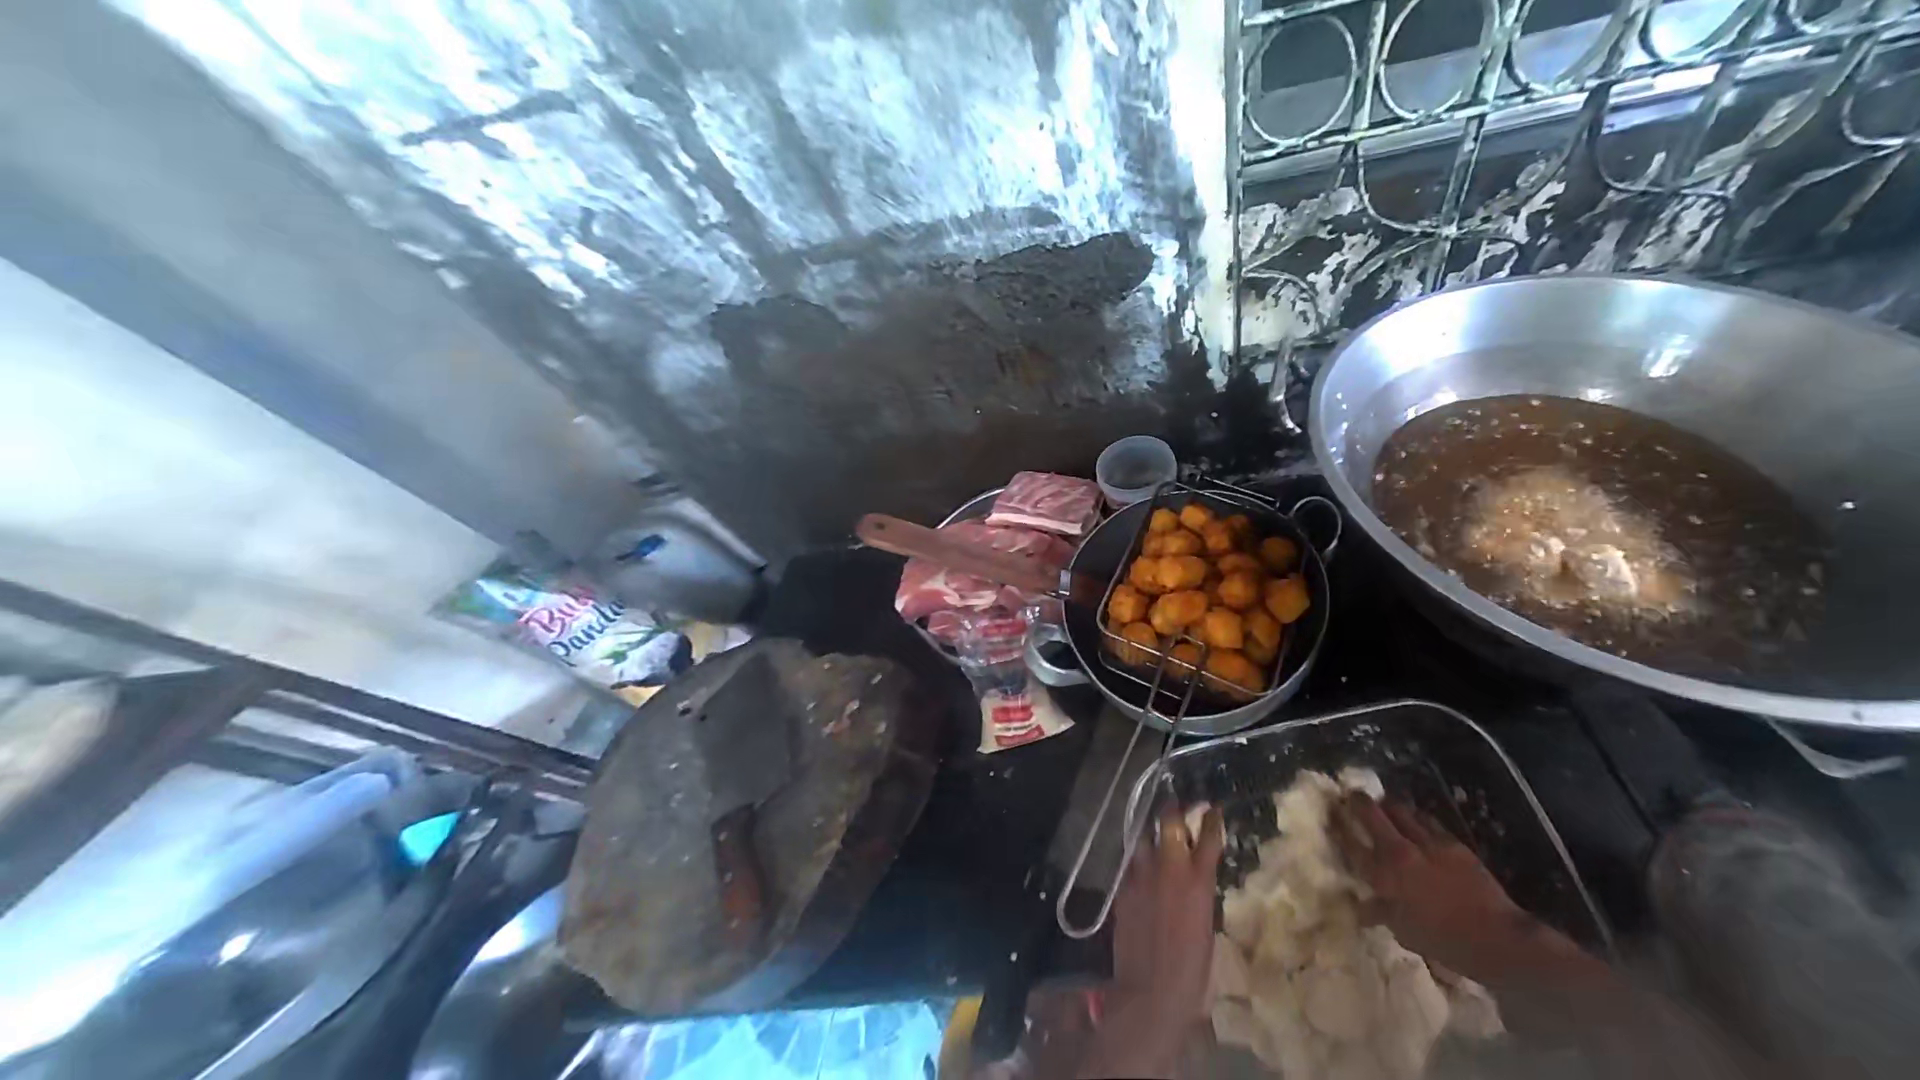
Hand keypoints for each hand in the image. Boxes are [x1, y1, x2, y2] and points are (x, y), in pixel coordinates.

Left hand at [1077, 804, 1222, 1078]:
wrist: (1152, 989)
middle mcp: (1169, 868)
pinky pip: (1128, 863)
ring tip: (1149, 825)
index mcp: (1199, 881)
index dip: (1210, 819)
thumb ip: (1198, 893)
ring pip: (1141, 836)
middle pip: (1168, 822)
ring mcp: (1141, 875)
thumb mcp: (1206, 925)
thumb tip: (1193, 879)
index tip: (1211, 807)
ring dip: (1147, 830)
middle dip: (1172, 808)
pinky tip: (1135, 862)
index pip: (1208, 837)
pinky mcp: (1122, 887)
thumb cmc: (1193, 968)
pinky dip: (1134, 860)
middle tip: (1174, 802)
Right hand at [1334, 794, 1542, 984]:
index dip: (1336, 823)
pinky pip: (1426, 819)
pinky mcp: (1451, 842)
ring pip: (1398, 808)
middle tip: (1351, 797)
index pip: (1348, 840)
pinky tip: (1414, 820)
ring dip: (1386, 805)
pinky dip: (1415, 816)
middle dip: (1356, 801)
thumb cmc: (1445, 942)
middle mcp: (1398, 851)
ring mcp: (1426, 843)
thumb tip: (1360, 906)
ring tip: (1382, 805)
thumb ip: (1378, 911)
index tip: (1330, 812)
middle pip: (1369, 811)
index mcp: (1381, 875)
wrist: (1498, 940)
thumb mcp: (1403, 932)